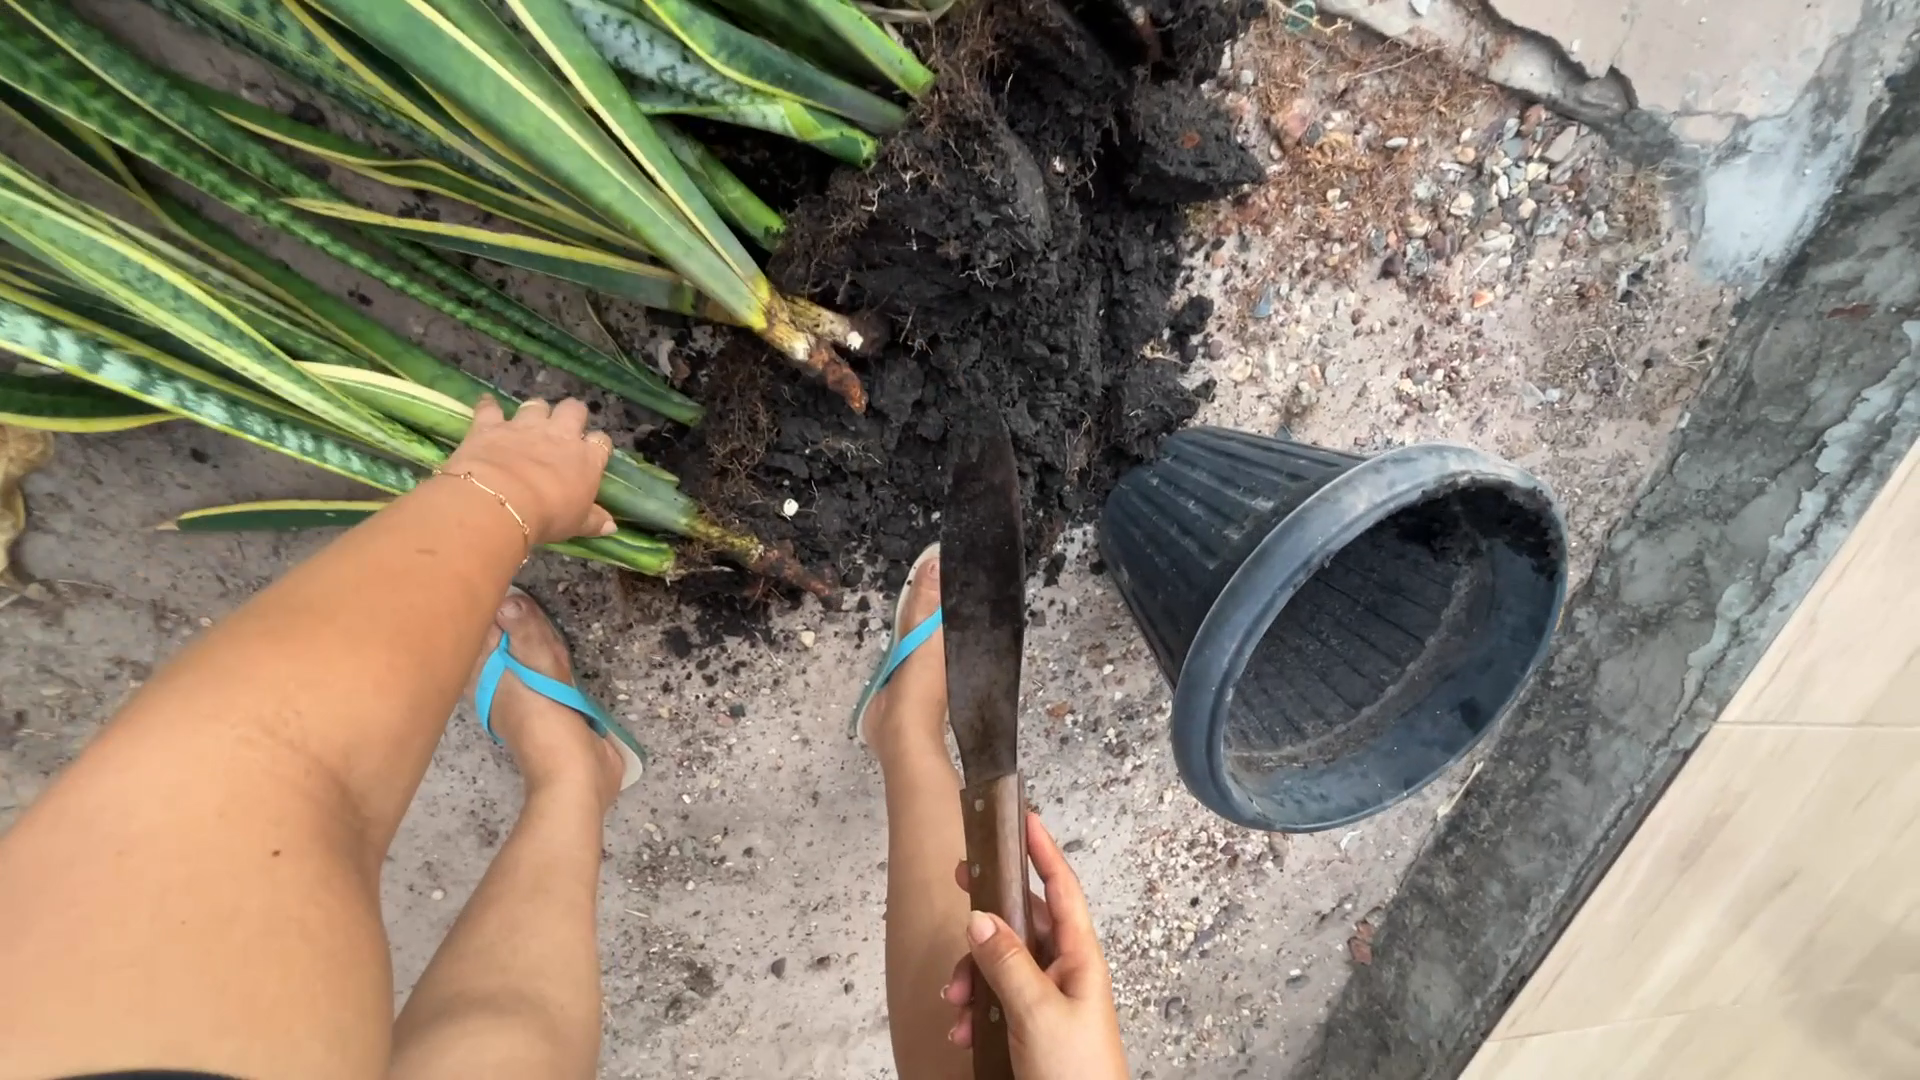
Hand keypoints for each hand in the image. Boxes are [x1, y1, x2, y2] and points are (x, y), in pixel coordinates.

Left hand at [438, 396, 615, 544]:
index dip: (598, 444)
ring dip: (535, 410)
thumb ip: (594, 521)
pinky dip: (489, 406)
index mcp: (587, 458)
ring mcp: (525, 427)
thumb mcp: (577, 524)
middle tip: (566, 425)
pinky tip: (487, 405)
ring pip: (536, 405)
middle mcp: (560, 435)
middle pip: (573, 410)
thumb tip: (611, 527)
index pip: (601, 441)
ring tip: (531, 419)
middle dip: (572, 414)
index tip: (593, 451)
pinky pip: (490, 408)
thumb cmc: (549, 515)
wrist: (501, 501)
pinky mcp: (491, 426)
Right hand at [943, 813, 1127, 1079]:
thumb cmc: (1075, 1072)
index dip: (1044, 850)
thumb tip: (978, 916)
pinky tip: (962, 1028)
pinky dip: (975, 1005)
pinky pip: (996, 996)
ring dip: (973, 971)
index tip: (1025, 817)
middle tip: (962, 878)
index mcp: (1079, 956)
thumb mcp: (1038, 1012)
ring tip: (954, 998)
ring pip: (1002, 960)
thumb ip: (1007, 961)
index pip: (1062, 887)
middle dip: (989, 911)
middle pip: (1022, 920)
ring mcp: (1047, 996)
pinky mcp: (1030, 1023)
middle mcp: (1064, 968)